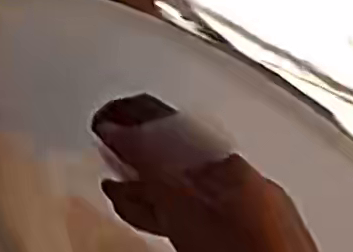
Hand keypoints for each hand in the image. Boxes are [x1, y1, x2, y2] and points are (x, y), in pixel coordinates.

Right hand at [95, 97, 317, 251]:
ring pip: (185, 181)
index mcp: (224, 157)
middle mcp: (241, 175)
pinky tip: (152, 214)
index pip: (163, 117)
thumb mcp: (178, 200)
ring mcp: (251, 206)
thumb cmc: (240, 248)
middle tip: (107, 152)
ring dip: (148, 182)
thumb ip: (143, 159)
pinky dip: (169, 205)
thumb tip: (112, 127)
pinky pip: (198, 206)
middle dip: (135, 150)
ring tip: (119, 188)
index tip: (100, 121)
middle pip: (174, 149)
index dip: (125, 113)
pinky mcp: (252, 235)